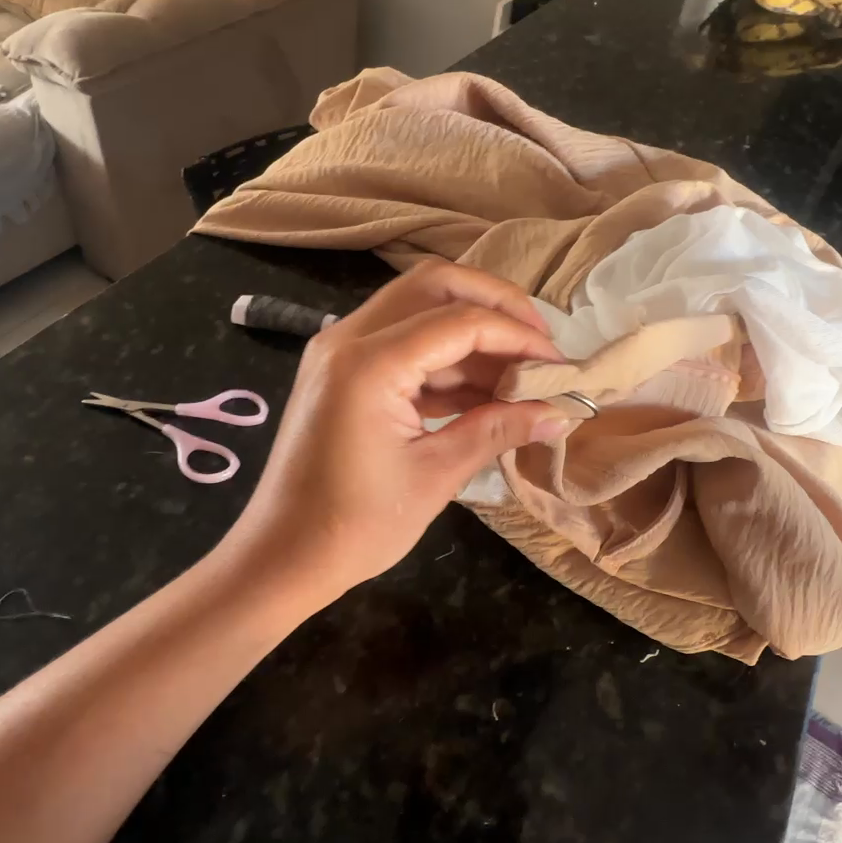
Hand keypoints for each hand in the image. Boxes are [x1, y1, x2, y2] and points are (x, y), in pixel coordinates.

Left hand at [218, 262, 574, 606]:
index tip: (560, 366)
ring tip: (519, 377)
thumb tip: (560, 414)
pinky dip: (443, 357)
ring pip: (418, 309)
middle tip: (538, 345)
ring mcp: (339, 349)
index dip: (518, 337)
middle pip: (435, 286)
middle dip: (494, 306)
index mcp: (369, 362)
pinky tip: (483, 392)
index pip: (461, 320)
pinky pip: (401, 341)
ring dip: (470, 333)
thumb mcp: (435, 476)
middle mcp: (348, 337)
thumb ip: (498, 431)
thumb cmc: (354, 526)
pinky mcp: (340, 369)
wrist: (281, 556)